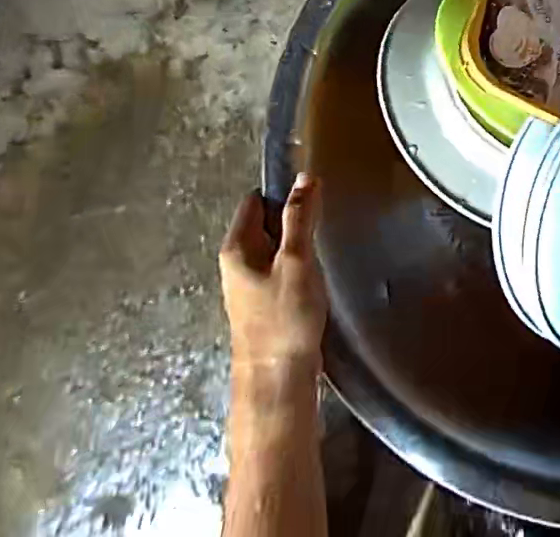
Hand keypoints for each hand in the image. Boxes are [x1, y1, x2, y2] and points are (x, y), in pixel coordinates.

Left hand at [220, 173, 327, 372]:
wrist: (279, 382)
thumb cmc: (284, 317)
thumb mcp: (297, 260)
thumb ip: (301, 218)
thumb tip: (305, 178)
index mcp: (236, 248)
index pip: (256, 201)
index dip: (284, 192)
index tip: (313, 192)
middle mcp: (238, 263)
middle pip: (268, 223)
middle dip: (295, 218)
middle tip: (323, 221)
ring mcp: (251, 285)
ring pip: (278, 247)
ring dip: (299, 243)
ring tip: (323, 247)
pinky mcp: (267, 302)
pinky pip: (283, 268)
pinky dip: (300, 265)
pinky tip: (317, 275)